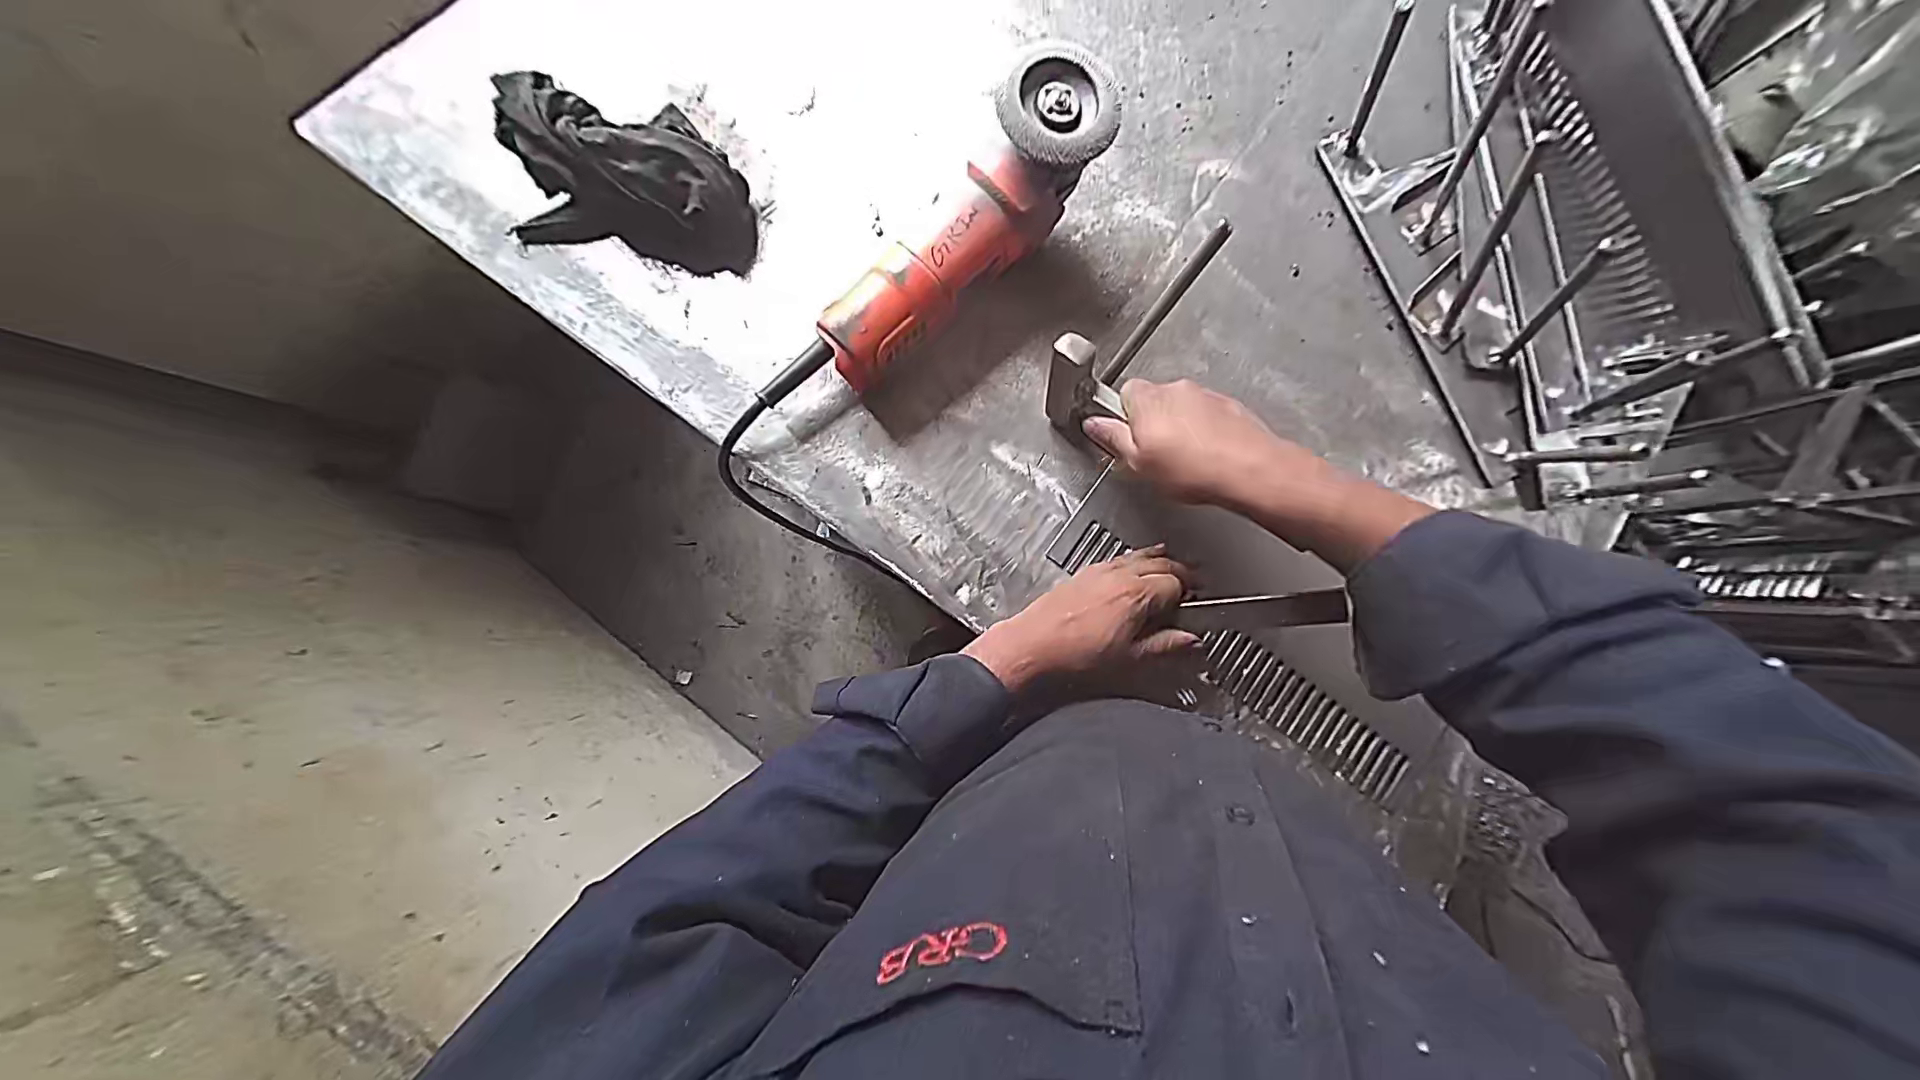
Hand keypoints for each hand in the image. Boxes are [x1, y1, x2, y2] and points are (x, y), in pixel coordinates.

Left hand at [961, 546, 1197, 692]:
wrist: (1032, 646)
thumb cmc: (1074, 654)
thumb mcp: (1131, 659)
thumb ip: (1165, 646)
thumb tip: (1190, 640)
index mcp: (1137, 593)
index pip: (1177, 582)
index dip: (1191, 592)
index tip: (1196, 602)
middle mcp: (1118, 575)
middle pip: (1160, 563)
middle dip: (1180, 572)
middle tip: (1192, 583)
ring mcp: (1098, 572)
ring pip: (1137, 556)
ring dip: (1156, 562)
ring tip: (1167, 570)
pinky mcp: (1081, 575)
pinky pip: (1116, 560)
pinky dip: (1131, 562)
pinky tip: (1129, 573)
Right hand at [1082, 379, 1327, 511]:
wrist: (1250, 470)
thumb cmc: (1195, 469)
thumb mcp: (1138, 462)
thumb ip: (1112, 439)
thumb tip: (1094, 425)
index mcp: (1148, 399)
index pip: (1122, 394)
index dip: (1121, 418)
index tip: (1124, 438)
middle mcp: (1176, 389)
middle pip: (1151, 401)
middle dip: (1150, 424)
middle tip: (1152, 455)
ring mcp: (1204, 396)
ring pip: (1179, 409)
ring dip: (1177, 429)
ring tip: (1181, 461)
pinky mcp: (1227, 406)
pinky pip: (1204, 417)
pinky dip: (1201, 432)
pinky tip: (1203, 457)